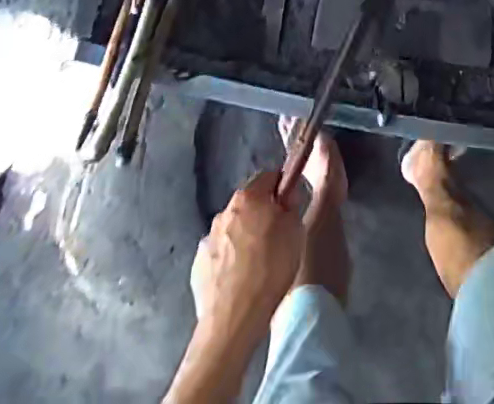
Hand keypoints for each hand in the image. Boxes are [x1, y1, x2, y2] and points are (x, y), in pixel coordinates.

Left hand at [191, 172, 302, 331]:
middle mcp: (223, 213)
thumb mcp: (296, 229)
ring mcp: (207, 240)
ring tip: (259, 262)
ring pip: (233, 230)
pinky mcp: (198, 266)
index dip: (283, 188)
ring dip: (245, 237)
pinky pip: (221, 254)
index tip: (291, 206)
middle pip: (249, 204)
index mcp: (248, 198)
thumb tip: (285, 197)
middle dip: (263, 213)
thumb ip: (291, 205)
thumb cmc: (272, 266)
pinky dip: (231, 260)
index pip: (268, 177)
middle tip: (279, 235)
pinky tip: (241, 278)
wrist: (234, 317)